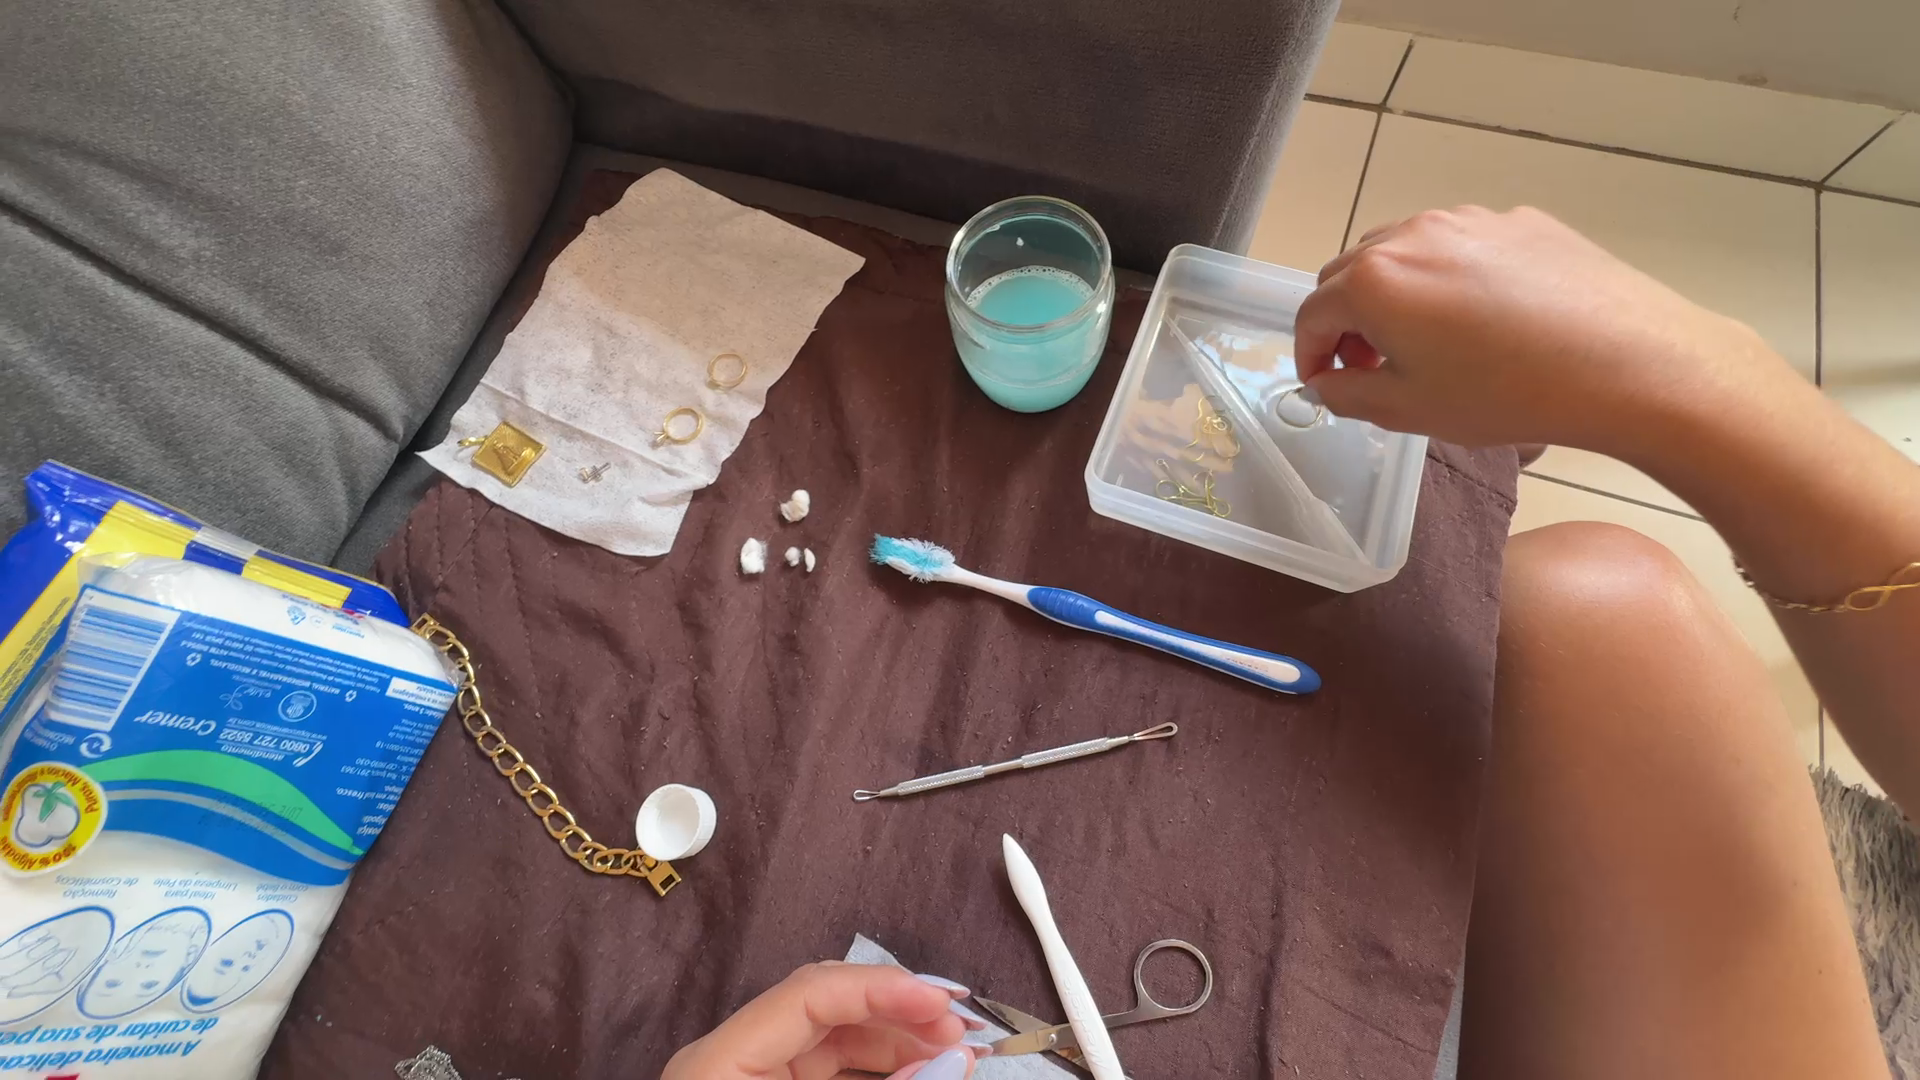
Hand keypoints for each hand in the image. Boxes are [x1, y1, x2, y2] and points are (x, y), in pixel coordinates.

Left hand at [662, 963, 982, 1079]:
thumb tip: (957, 1061)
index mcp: (721, 1062)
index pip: (811, 992)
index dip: (881, 988)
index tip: (941, 1003)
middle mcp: (736, 1056)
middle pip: (828, 1008)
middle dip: (897, 1013)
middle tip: (958, 1030)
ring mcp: (754, 1079)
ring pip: (835, 1038)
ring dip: (896, 1043)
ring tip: (952, 1053)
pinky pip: (832, 1071)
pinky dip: (878, 1072)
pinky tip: (919, 1074)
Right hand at [1292, 205, 1796, 450]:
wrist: (1631, 364)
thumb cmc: (1503, 393)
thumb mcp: (1402, 409)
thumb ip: (1342, 394)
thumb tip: (1326, 383)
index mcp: (1374, 281)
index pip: (1310, 314)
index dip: (1307, 354)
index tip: (1324, 384)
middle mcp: (1411, 235)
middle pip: (1345, 275)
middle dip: (1342, 321)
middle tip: (1368, 364)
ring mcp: (1468, 221)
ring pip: (1395, 252)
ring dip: (1385, 294)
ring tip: (1417, 338)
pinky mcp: (1517, 221)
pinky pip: (1451, 244)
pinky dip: (1437, 277)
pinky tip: (1473, 317)